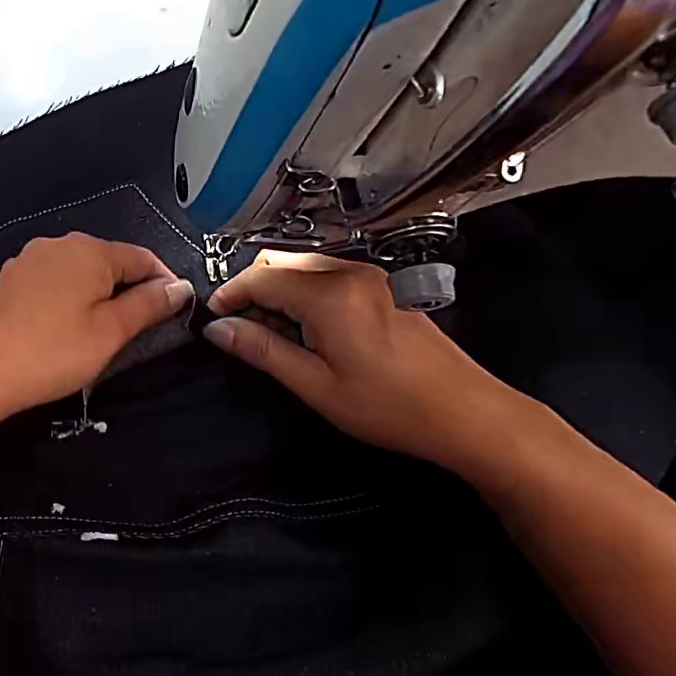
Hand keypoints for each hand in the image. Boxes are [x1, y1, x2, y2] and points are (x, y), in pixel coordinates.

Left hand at [0, 233, 192, 419]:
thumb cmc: (54, 352)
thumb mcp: (111, 331)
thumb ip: (149, 304)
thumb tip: (180, 287)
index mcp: (89, 250)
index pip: (143, 257)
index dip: (165, 283)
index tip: (176, 312)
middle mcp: (60, 244)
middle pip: (112, 261)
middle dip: (133, 289)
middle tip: (142, 329)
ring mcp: (30, 260)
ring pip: (83, 272)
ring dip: (103, 295)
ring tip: (107, 332)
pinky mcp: (12, 281)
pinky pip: (57, 281)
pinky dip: (74, 299)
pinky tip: (69, 328)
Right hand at [202, 251, 534, 476]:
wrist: (463, 411)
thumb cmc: (391, 407)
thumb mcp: (316, 385)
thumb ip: (263, 350)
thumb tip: (220, 329)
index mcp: (330, 294)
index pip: (261, 278)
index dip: (230, 295)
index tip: (213, 318)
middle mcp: (350, 273)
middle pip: (281, 264)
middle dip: (253, 292)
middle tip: (239, 331)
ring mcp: (370, 276)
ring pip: (304, 268)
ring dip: (278, 293)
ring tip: (271, 336)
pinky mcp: (382, 286)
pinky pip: (328, 277)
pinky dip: (305, 294)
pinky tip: (306, 329)